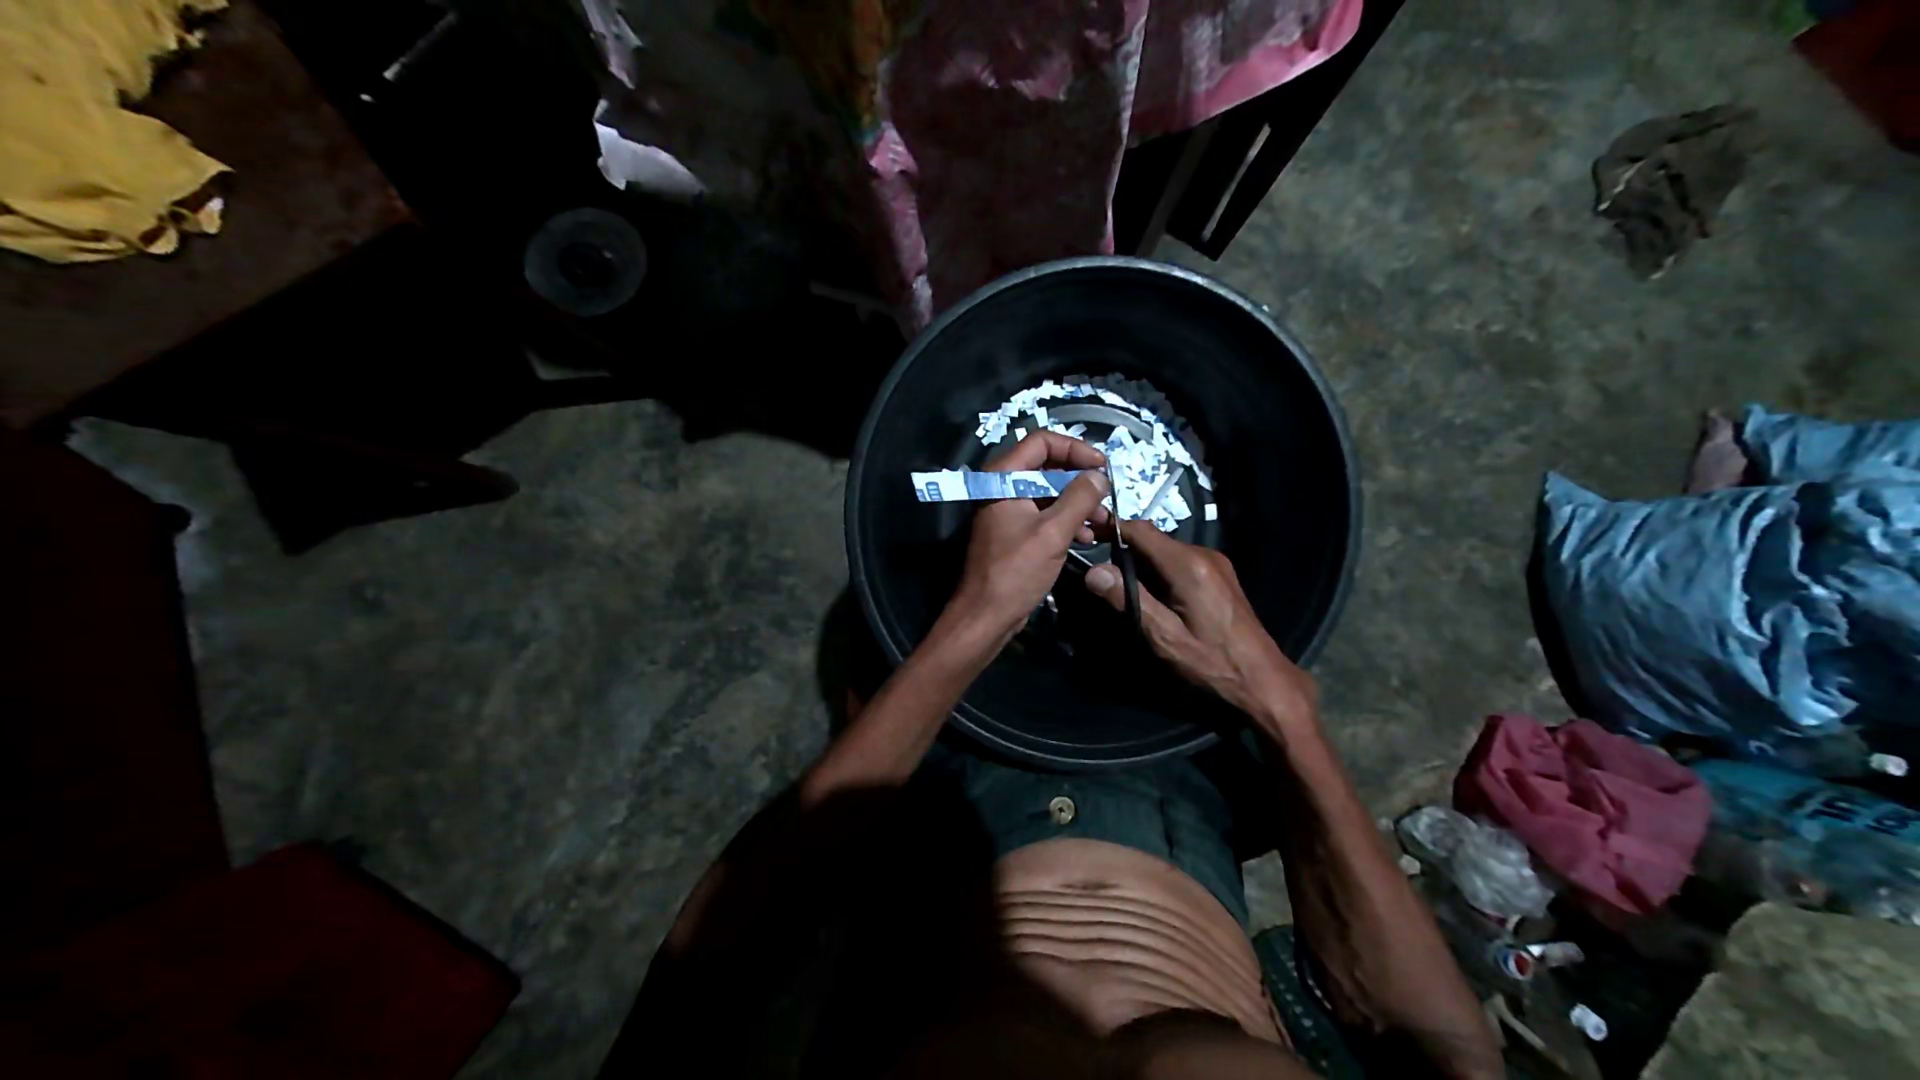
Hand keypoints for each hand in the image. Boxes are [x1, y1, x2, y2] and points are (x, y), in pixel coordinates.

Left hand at [949, 431, 1110, 643]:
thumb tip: (1099, 476)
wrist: (987, 614)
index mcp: (1003, 477)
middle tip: (1107, 496)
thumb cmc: (1015, 571)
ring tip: (1103, 520)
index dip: (1075, 449)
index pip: (1042, 442)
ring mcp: (1010, 510)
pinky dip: (1067, 521)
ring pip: (1050, 493)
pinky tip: (1087, 537)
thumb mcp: (1052, 532)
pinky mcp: (1017, 531)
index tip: (1102, 467)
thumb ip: (1079, 498)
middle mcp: (1003, 487)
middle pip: (1048, 466)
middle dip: (1080, 480)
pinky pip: (1046, 515)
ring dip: (1078, 503)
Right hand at [1083, 522, 1317, 734]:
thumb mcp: (1165, 636)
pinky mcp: (1220, 575)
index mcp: (1188, 566)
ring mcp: (1215, 563)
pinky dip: (1159, 570)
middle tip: (1097, 568)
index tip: (1087, 534)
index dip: (1112, 527)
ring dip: (1141, 562)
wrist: (1263, 678)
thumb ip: (1130, 600)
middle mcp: (1203, 555)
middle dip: (1124, 549)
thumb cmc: (1212, 661)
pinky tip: (1150, 594)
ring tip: (1118, 584)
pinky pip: (1180, 561)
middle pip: (1154, 539)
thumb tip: (1094, 571)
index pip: (1142, 531)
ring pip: (1166, 550)